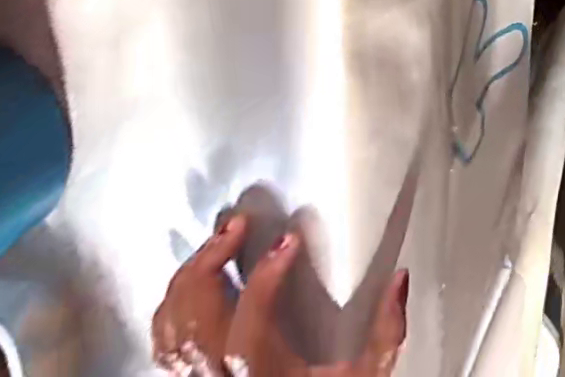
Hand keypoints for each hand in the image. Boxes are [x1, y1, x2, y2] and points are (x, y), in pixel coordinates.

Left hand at [152, 218, 409, 375]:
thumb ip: (385, 334)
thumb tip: (399, 278)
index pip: (248, 325)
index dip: (264, 278)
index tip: (290, 238)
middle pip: (193, 322)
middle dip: (210, 262)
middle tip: (237, 223)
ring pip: (170, 329)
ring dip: (189, 276)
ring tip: (218, 238)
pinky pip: (165, 343)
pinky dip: (175, 302)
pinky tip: (197, 276)